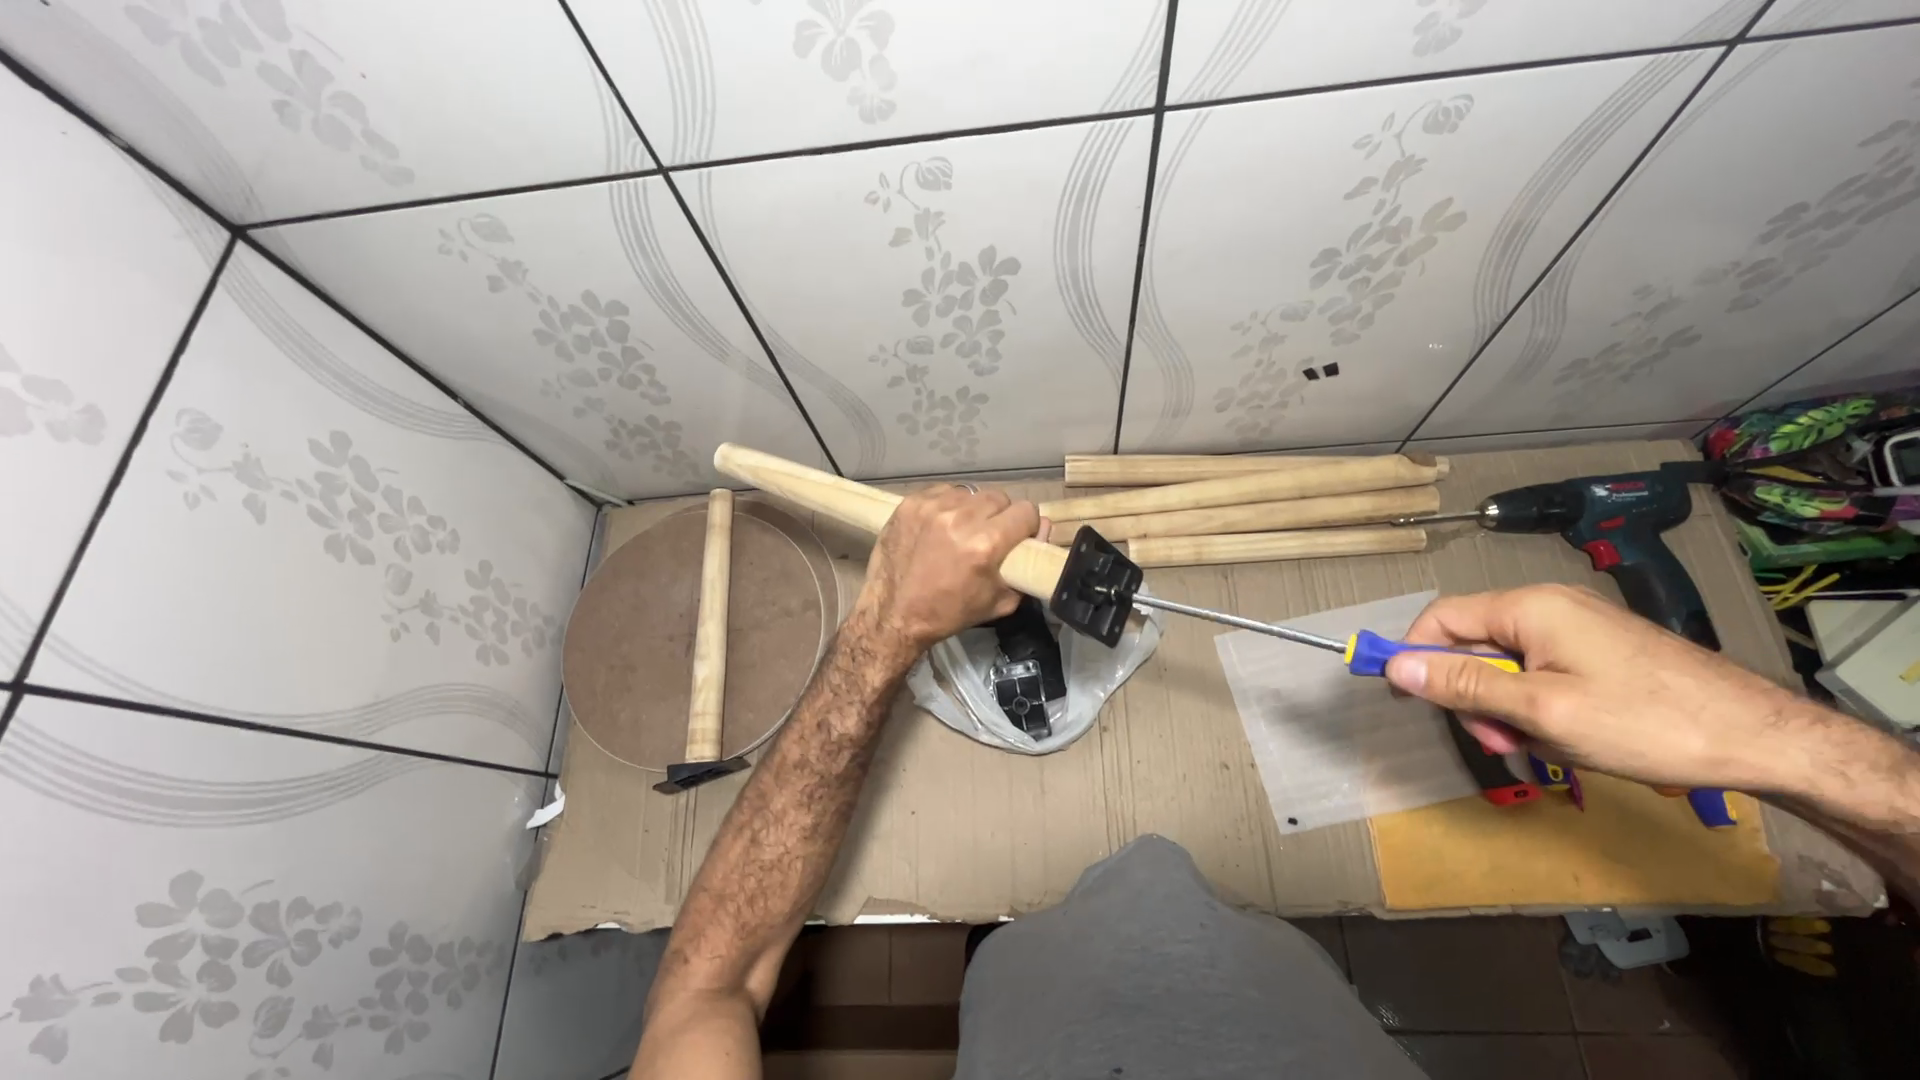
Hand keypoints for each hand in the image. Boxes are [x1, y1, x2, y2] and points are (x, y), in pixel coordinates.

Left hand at [853, 485, 1044, 652]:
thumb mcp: (1001, 601)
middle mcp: (960, 519)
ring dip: (972, 510)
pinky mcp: (910, 504)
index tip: (1018, 537)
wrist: (894, 614)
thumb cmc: (949, 613)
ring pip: (971, 493)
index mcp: (986, 545)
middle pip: (1000, 497)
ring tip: (961, 531)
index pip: (1026, 511)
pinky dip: (947, 506)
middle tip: (988, 537)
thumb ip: (1027, 564)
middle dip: (999, 516)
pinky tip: (940, 527)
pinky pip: (943, 492)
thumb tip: (1042, 528)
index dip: (1026, 525)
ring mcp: (932, 508)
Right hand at [1383, 584, 1835, 793]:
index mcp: (1528, 608)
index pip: (1441, 618)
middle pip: (1472, 645)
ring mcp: (1576, 629)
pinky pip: (1540, 673)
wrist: (1762, 739)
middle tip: (1502, 740)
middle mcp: (1547, 607)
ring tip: (1543, 744)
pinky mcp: (1598, 651)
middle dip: (1474, 695)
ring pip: (1506, 666)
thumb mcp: (1541, 710)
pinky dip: (1537, 706)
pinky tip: (1565, 735)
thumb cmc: (1644, 722)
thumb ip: (1464, 686)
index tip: (1405, 697)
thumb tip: (1395, 666)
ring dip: (1508, 708)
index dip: (1414, 655)